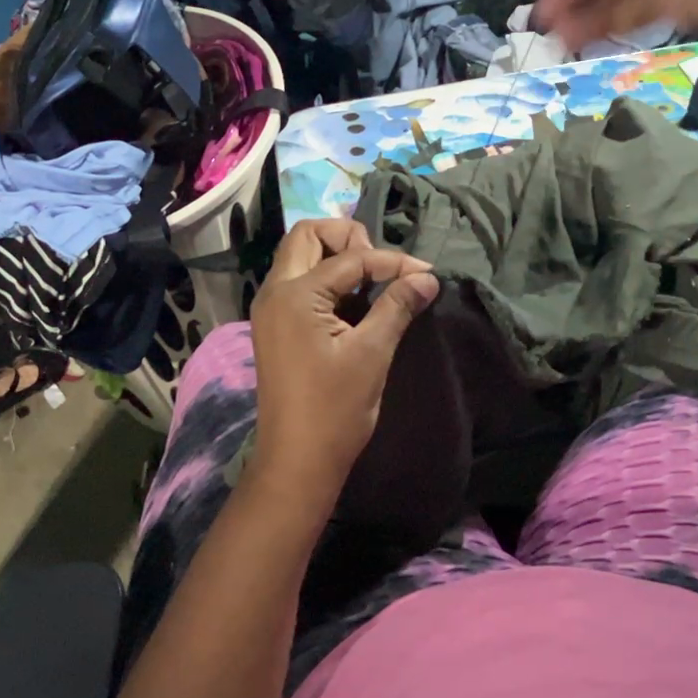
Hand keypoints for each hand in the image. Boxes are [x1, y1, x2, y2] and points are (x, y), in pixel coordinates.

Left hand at [248, 219, 439, 503]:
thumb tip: (426, 278)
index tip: (426, 274)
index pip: (348, 257)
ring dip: (336, 257)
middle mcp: (274, 291)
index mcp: (294, 294)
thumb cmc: (334, 409)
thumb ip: (397, 307)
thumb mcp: (372, 353)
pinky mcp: (275, 325)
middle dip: (348, 239)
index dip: (391, 261)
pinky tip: (354, 301)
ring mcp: (270, 308)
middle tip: (382, 266)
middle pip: (307, 237)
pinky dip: (325, 278)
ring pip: (299, 257)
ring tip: (373, 281)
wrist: (296, 460)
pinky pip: (297, 282)